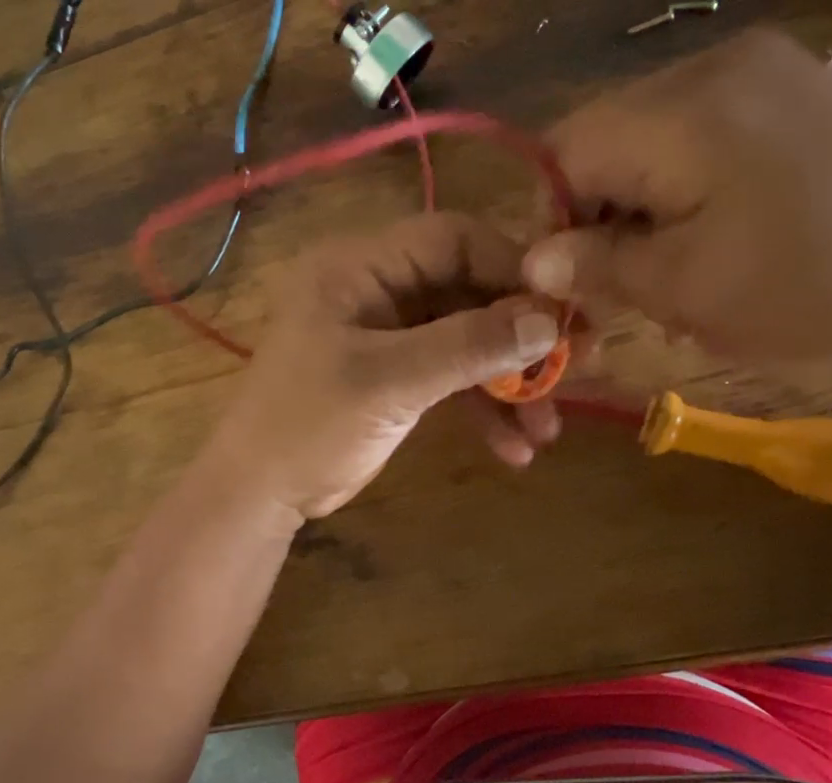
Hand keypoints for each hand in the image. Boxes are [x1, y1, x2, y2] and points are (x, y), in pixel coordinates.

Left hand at [201, 213, 564, 519]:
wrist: (258, 493)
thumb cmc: (309, 426)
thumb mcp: (390, 383)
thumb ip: (468, 346)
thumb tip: (550, 323)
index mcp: (358, 267)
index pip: (451, 240)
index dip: (511, 268)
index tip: (563, 309)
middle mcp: (374, 291)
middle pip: (465, 293)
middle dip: (517, 339)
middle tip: (573, 371)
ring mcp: (384, 337)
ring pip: (463, 342)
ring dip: (506, 385)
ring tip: (546, 430)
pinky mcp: (392, 379)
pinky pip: (448, 379)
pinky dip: (480, 410)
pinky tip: (513, 450)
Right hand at [522, 29, 831, 368]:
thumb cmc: (813, 285)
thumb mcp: (685, 289)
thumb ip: (597, 265)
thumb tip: (534, 259)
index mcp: (680, 109)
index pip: (564, 149)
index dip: (550, 220)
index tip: (573, 283)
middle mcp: (718, 66)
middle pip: (609, 139)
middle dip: (600, 216)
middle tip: (625, 287)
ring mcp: (770, 71)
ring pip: (657, 142)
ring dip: (645, 209)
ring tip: (680, 272)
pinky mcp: (805, 93)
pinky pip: (710, 137)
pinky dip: (692, 191)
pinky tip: (725, 240)